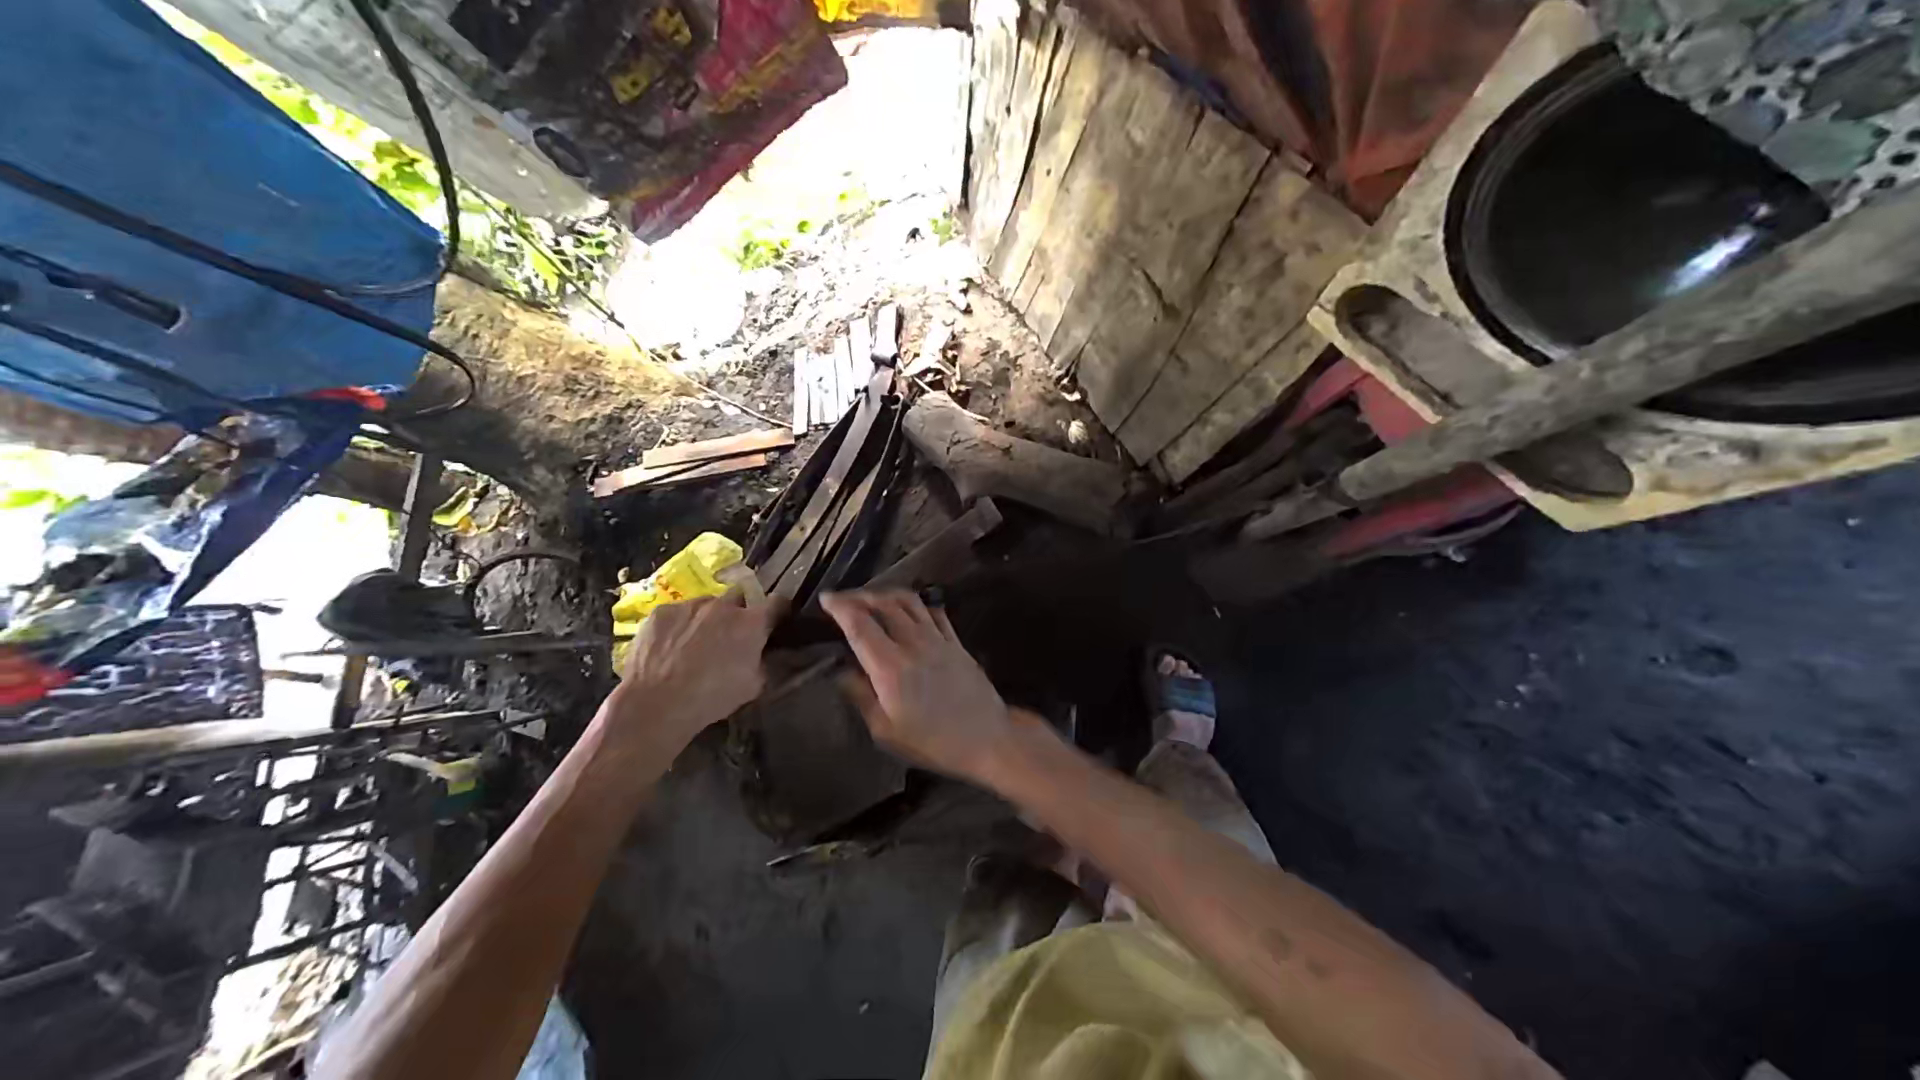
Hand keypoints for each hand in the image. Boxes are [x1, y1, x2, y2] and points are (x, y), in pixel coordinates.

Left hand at [607, 592, 773, 746]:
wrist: (656, 704)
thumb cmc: (712, 697)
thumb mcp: (753, 686)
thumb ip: (763, 661)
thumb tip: (764, 653)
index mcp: (751, 623)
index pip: (776, 602)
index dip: (777, 611)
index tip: (774, 621)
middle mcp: (723, 605)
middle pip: (739, 597)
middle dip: (740, 612)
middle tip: (732, 635)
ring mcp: (690, 605)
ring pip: (707, 604)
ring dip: (708, 618)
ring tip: (696, 643)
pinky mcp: (661, 611)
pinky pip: (678, 613)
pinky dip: (680, 625)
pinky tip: (671, 646)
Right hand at [821, 590, 1017, 781]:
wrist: (987, 738)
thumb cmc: (933, 742)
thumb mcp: (886, 731)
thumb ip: (862, 696)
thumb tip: (842, 672)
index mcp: (890, 667)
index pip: (860, 624)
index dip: (840, 607)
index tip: (826, 599)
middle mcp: (913, 643)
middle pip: (882, 604)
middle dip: (858, 596)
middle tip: (842, 600)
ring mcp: (938, 639)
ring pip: (908, 601)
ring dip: (885, 594)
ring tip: (870, 599)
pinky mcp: (955, 641)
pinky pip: (933, 611)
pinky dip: (915, 603)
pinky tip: (907, 608)